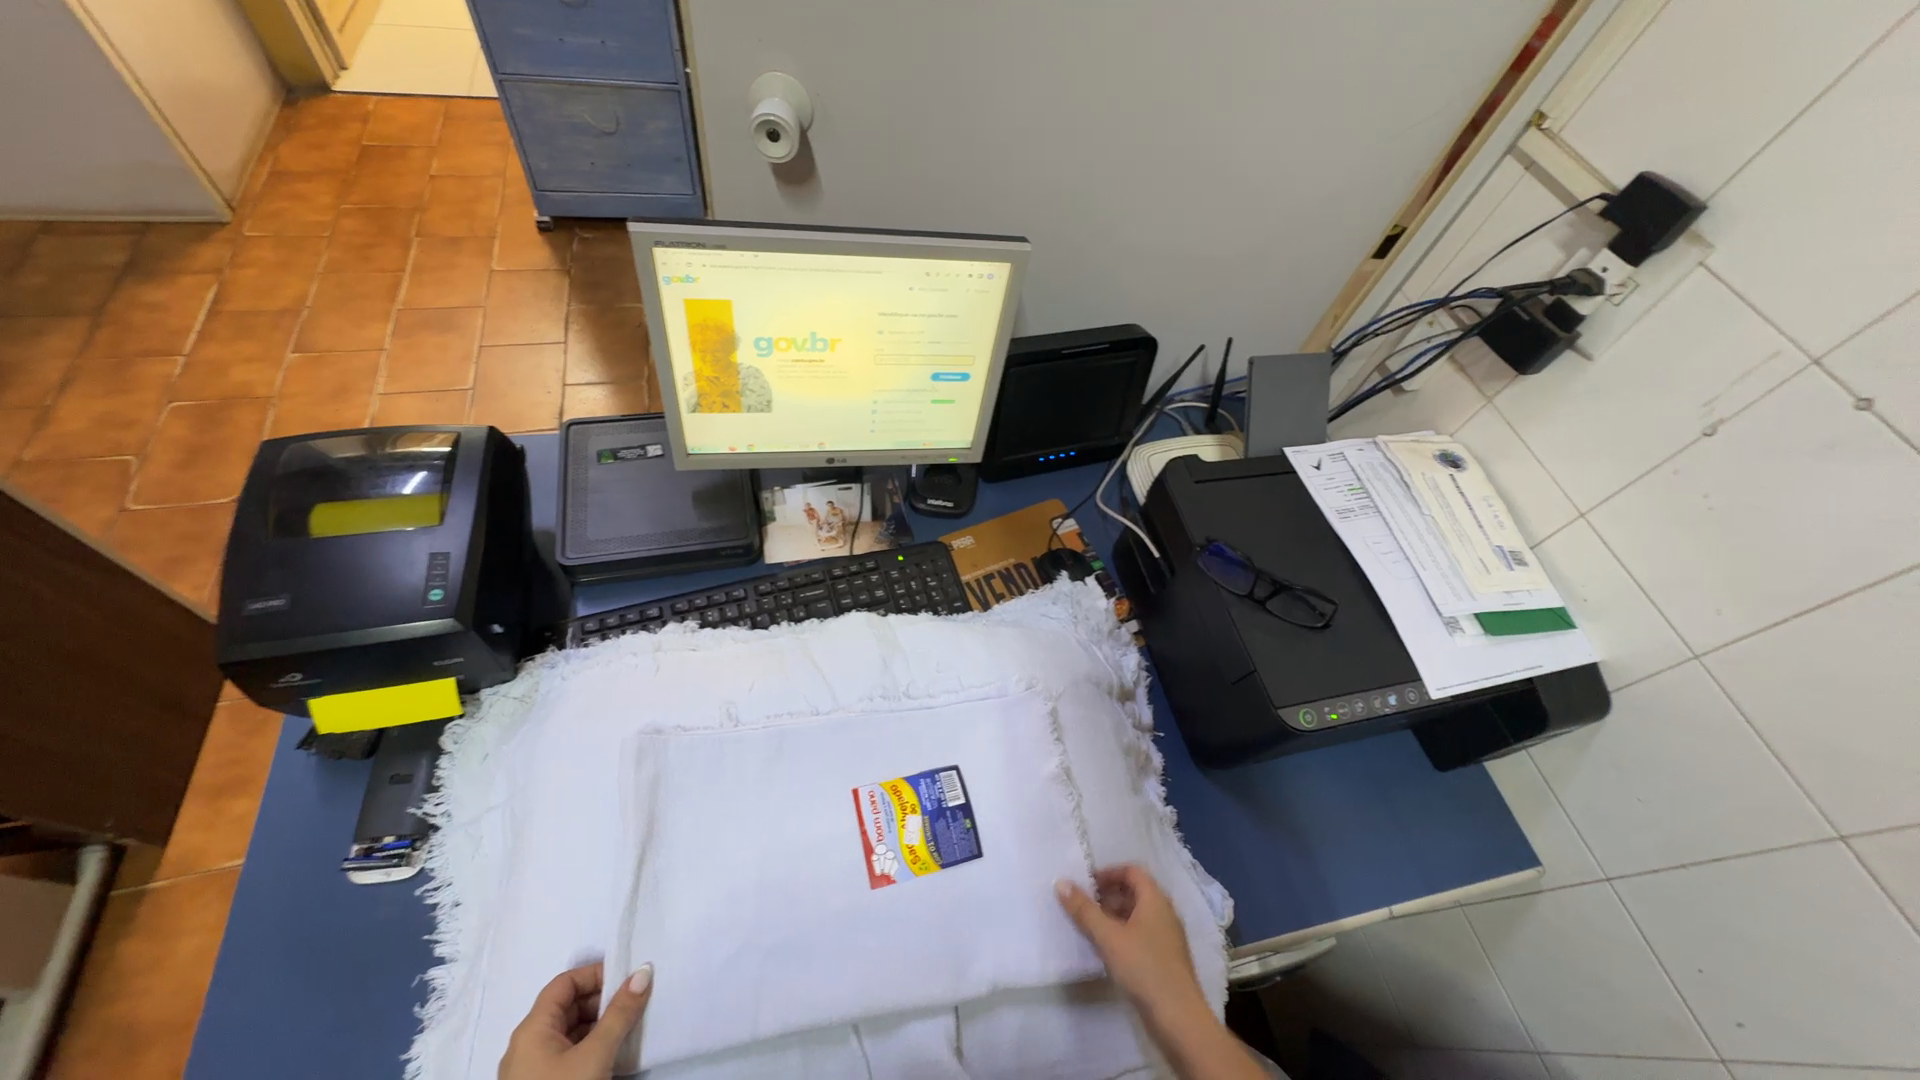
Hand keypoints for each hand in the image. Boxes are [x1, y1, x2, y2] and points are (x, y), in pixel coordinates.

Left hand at [499, 961, 652, 1079]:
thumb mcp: (596, 1054)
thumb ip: (620, 1013)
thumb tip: (643, 971)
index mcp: (532, 1029)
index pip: (564, 983)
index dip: (596, 974)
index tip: (629, 977)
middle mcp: (528, 1045)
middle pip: (567, 1006)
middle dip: (603, 1000)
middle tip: (637, 1000)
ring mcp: (533, 1070)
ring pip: (570, 1032)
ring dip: (601, 1024)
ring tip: (632, 1024)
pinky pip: (569, 1054)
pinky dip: (592, 1046)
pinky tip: (616, 1054)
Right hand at [1059, 867, 1266, 1079]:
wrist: (1178, 1017)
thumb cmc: (1143, 967)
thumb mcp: (1108, 937)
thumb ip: (1084, 910)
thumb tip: (1061, 882)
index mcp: (1155, 900)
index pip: (1132, 871)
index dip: (1108, 873)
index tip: (1086, 885)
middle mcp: (1165, 913)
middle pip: (1135, 892)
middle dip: (1107, 896)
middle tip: (1083, 907)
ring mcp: (1167, 937)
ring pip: (1137, 915)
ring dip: (1113, 916)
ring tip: (1090, 929)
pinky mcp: (1165, 959)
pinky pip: (1141, 935)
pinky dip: (1123, 935)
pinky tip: (1107, 951)